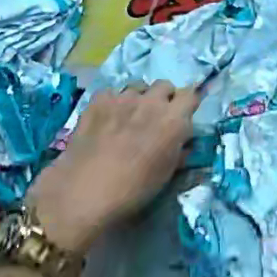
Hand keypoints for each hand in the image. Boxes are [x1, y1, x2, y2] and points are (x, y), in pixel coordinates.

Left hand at [26, 81, 199, 253]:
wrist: (86, 190)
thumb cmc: (134, 189)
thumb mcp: (167, 173)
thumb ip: (179, 150)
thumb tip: (182, 141)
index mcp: (174, 120)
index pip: (191, 95)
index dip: (186, 104)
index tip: (181, 116)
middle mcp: (151, 102)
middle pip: (164, 85)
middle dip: (163, 98)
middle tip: (155, 118)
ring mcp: (123, 97)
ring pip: (137, 87)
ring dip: (138, 99)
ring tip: (127, 118)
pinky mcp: (99, 99)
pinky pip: (112, 93)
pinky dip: (112, 103)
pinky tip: (105, 120)